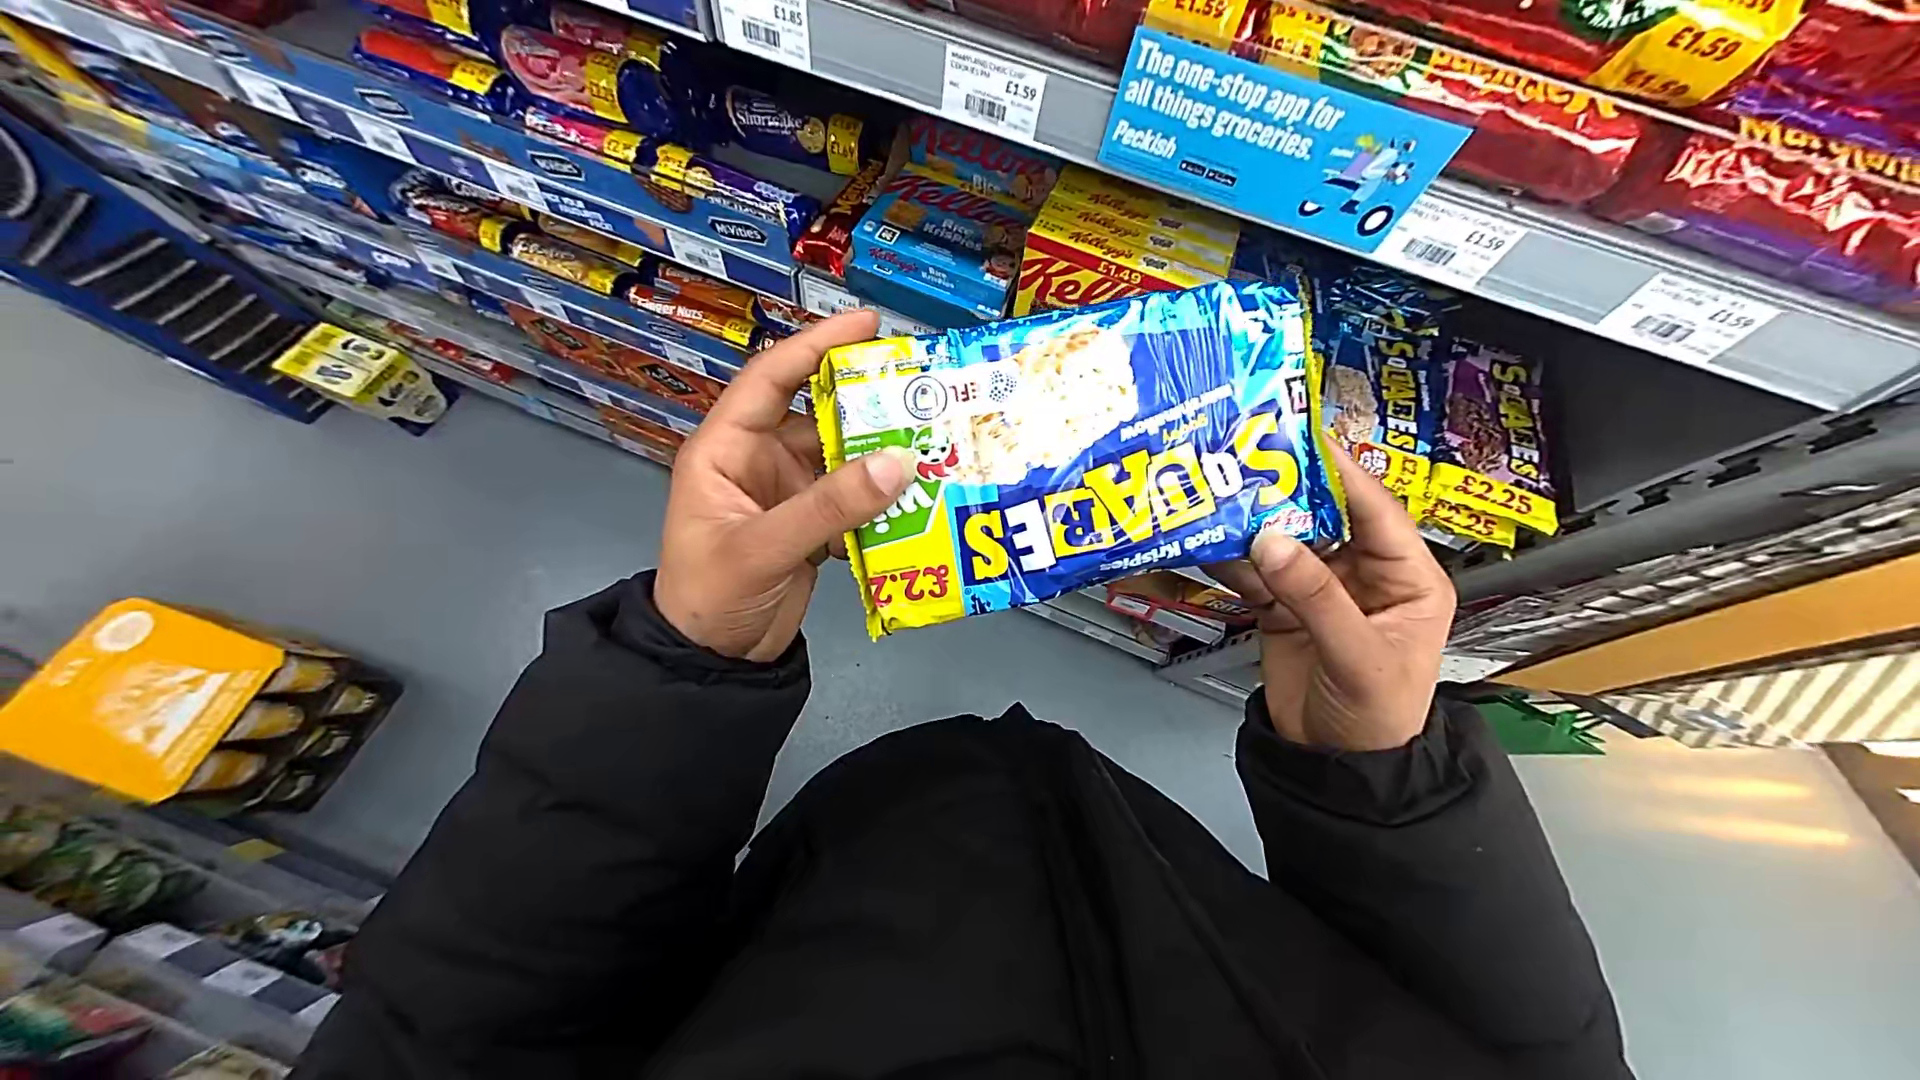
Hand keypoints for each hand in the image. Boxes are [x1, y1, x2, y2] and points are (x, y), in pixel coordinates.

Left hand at [655, 311, 914, 661]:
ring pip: (840, 460)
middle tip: (919, 389)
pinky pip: (851, 498)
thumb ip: (829, 507)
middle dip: (864, 403)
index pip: (771, 379)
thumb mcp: (763, 548)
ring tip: (930, 441)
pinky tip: (914, 494)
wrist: (713, 659)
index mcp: (726, 449)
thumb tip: (898, 463)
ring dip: (878, 454)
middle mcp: (758, 462)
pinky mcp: (810, 525)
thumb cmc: (711, 596)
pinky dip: (880, 497)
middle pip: (816, 416)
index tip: (867, 324)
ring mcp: (788, 494)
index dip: (816, 346)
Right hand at [1206, 446, 1455, 750]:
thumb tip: (1272, 542)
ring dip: (1250, 526)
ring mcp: (1315, 588)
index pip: (1376, 511)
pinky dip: (1230, 562)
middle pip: (1320, 519)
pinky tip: (1208, 544)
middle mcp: (1359, 574)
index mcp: (1404, 577)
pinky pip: (1253, 574)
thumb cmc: (1377, 715)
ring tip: (1218, 499)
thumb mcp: (1358, 655)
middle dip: (1284, 495)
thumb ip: (1316, 598)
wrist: (1334, 761)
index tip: (1304, 439)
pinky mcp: (1280, 605)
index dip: (1343, 473)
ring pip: (1280, 543)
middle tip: (1245, 465)